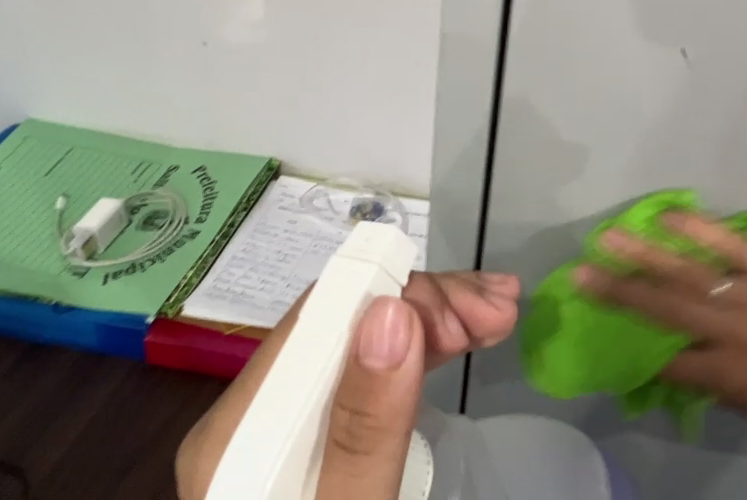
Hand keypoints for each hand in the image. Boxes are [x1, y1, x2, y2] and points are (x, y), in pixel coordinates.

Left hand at [176, 270, 520, 498]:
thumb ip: (361, 428)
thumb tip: (389, 310)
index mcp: (242, 429)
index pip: (324, 320)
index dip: (406, 295)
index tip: (481, 308)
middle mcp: (255, 417)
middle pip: (345, 326)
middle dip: (430, 305)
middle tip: (504, 310)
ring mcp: (282, 433)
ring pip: (361, 344)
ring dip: (432, 321)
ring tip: (498, 313)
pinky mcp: (309, 451)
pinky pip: (365, 378)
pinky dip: (416, 353)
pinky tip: (454, 341)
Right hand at [575, 212, 746, 444]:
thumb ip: (708, 377)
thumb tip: (673, 355)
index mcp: (722, 371)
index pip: (665, 356)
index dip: (633, 345)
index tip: (603, 326)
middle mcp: (729, 329)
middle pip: (664, 306)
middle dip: (619, 288)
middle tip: (582, 271)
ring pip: (689, 271)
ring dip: (645, 254)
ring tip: (611, 236)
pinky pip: (732, 245)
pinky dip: (701, 228)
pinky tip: (671, 216)